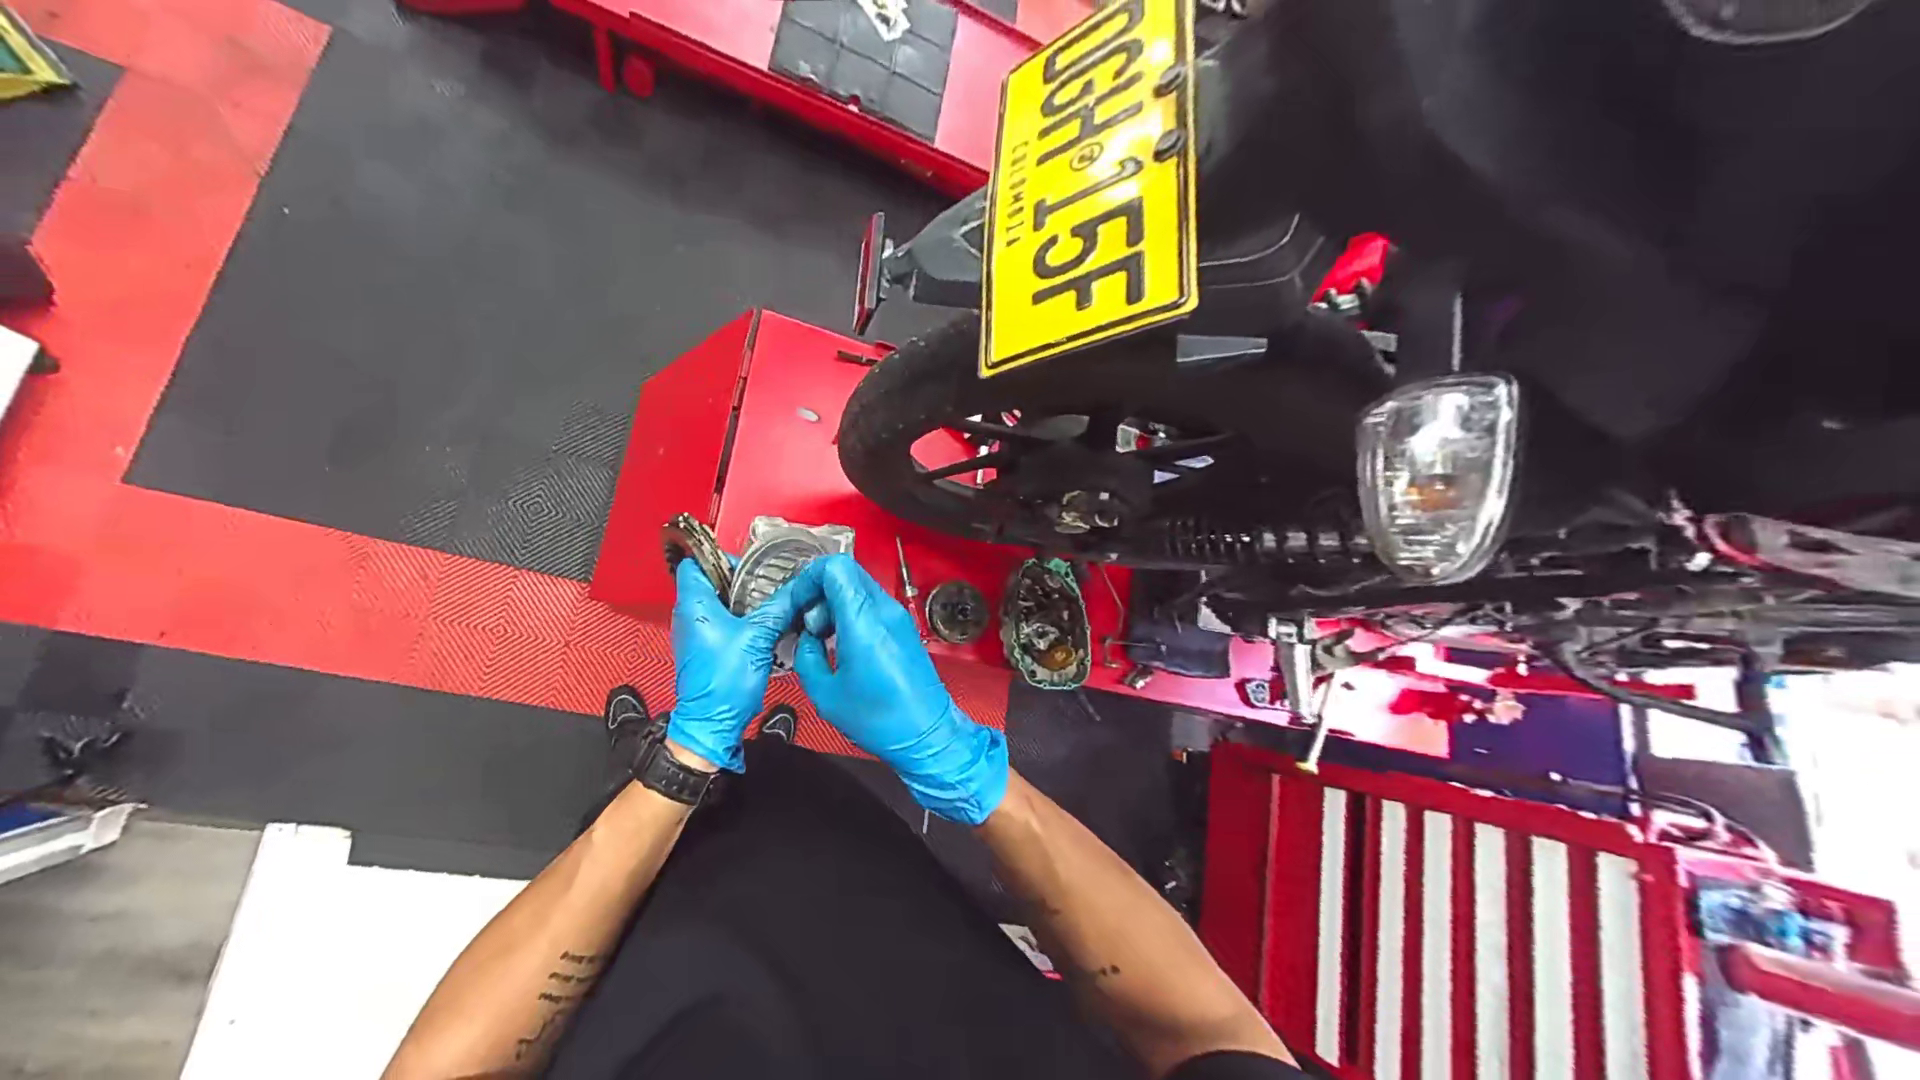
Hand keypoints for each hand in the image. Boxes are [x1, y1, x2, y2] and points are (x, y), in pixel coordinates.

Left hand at [667, 558, 818, 772]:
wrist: (712, 723)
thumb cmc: (723, 683)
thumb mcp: (759, 637)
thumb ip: (780, 608)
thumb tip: (800, 587)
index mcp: (694, 604)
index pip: (695, 562)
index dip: (720, 557)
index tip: (748, 563)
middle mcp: (690, 615)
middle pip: (712, 581)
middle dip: (741, 579)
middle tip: (768, 582)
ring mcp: (697, 632)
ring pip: (721, 602)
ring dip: (744, 601)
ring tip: (771, 602)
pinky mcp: (707, 648)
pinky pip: (724, 622)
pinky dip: (743, 619)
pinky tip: (766, 625)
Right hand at [790, 554, 1006, 824]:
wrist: (927, 734)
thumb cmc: (879, 719)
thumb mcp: (825, 693)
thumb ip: (807, 656)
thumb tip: (806, 638)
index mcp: (864, 620)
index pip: (835, 567)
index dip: (808, 579)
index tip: (797, 606)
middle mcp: (884, 609)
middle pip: (845, 572)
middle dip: (818, 592)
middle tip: (808, 625)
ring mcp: (897, 616)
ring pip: (857, 586)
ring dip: (833, 603)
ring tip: (823, 638)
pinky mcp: (902, 627)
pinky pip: (870, 603)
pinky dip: (849, 613)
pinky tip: (841, 644)